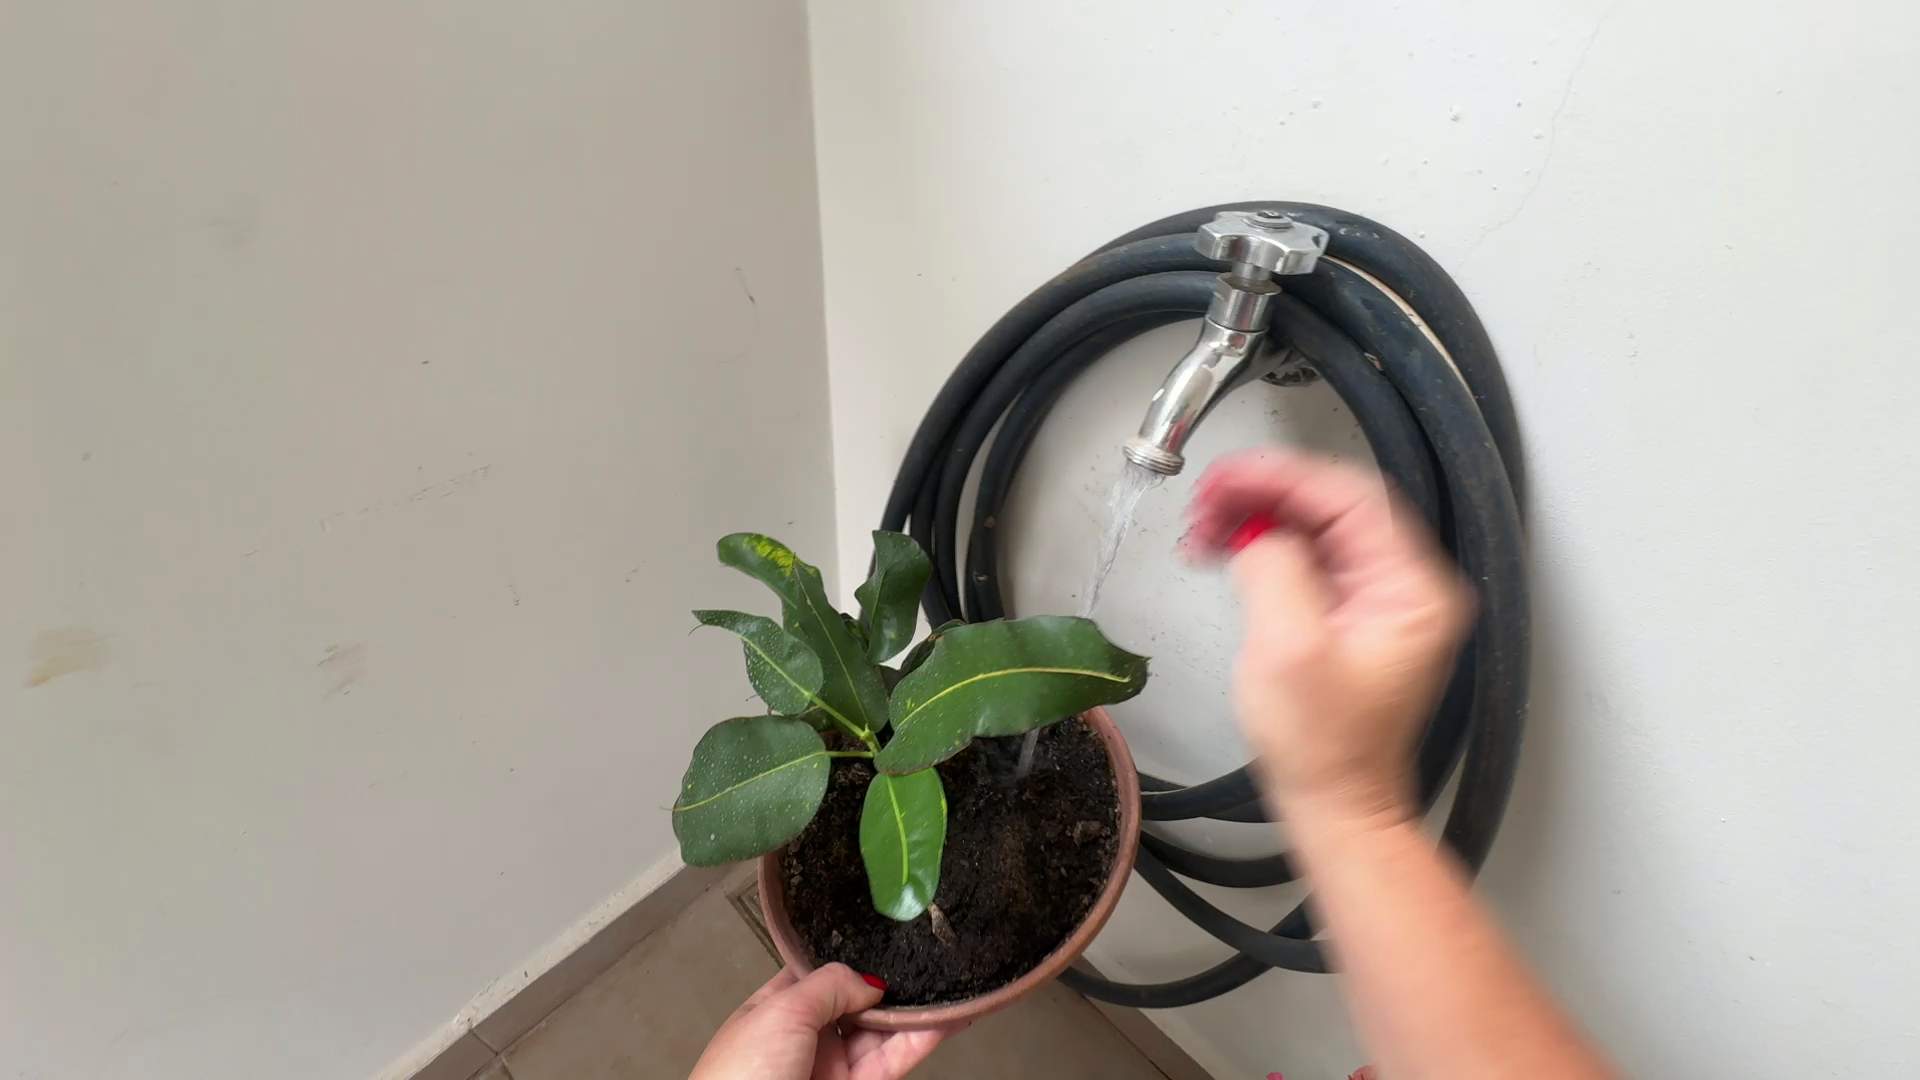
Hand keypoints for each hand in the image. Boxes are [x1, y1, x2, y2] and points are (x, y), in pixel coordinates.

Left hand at [688, 964, 959, 1079]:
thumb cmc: (748, 1071)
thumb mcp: (781, 1011)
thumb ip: (831, 984)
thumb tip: (871, 983)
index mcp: (777, 1008)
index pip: (820, 971)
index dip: (851, 953)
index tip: (886, 929)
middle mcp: (808, 1034)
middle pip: (857, 999)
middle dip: (888, 978)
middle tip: (928, 947)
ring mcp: (834, 1068)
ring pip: (882, 1029)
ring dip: (914, 1005)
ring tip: (950, 974)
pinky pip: (894, 1059)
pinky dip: (922, 1037)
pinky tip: (948, 1014)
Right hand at [1184, 450, 1473, 826]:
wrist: (1331, 798)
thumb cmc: (1324, 745)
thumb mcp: (1290, 652)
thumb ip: (1275, 572)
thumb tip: (1257, 532)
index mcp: (1409, 591)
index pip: (1349, 499)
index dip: (1282, 477)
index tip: (1230, 476)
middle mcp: (1397, 585)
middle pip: (1326, 505)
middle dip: (1260, 494)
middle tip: (1207, 498)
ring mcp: (1369, 596)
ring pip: (1307, 524)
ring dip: (1251, 515)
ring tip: (1203, 525)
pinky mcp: (1338, 608)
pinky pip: (1296, 553)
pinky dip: (1254, 543)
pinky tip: (1220, 546)